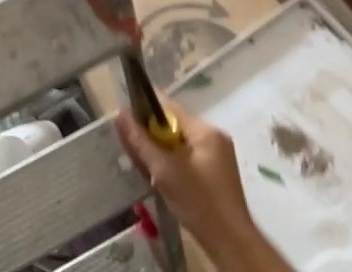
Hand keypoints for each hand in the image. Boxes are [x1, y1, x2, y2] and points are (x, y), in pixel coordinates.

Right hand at [118, 104, 287, 270]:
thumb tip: (121, 113)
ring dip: (159, 153)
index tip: (125, 123)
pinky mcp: (215, 173)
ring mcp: (217, 156)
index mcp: (206, 131)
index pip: (168, 108)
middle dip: (150, 137)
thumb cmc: (198, 202)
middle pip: (172, 126)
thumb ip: (140, 140)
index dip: (144, 112)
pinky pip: (186, 157)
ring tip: (146, 170)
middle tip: (134, 154)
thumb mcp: (163, 170)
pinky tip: (161, 180)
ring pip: (177, 143)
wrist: (230, 243)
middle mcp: (214, 137)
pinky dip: (170, 164)